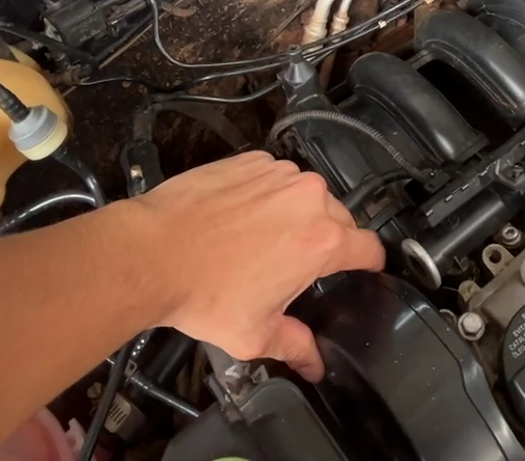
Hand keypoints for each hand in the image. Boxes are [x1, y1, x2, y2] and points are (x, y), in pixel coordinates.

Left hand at [120, 151, 383, 380]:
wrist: (153, 251)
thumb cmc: (203, 291)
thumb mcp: (254, 334)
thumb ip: (295, 347)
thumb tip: (313, 363)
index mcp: (322, 242)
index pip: (370, 247)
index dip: (371, 262)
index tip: (366, 266)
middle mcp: (309, 199)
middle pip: (339, 218)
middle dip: (326, 240)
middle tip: (296, 264)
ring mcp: (281, 174)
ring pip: (307, 195)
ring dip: (296, 213)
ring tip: (262, 240)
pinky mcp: (254, 160)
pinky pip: (276, 177)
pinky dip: (267, 194)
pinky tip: (241, 217)